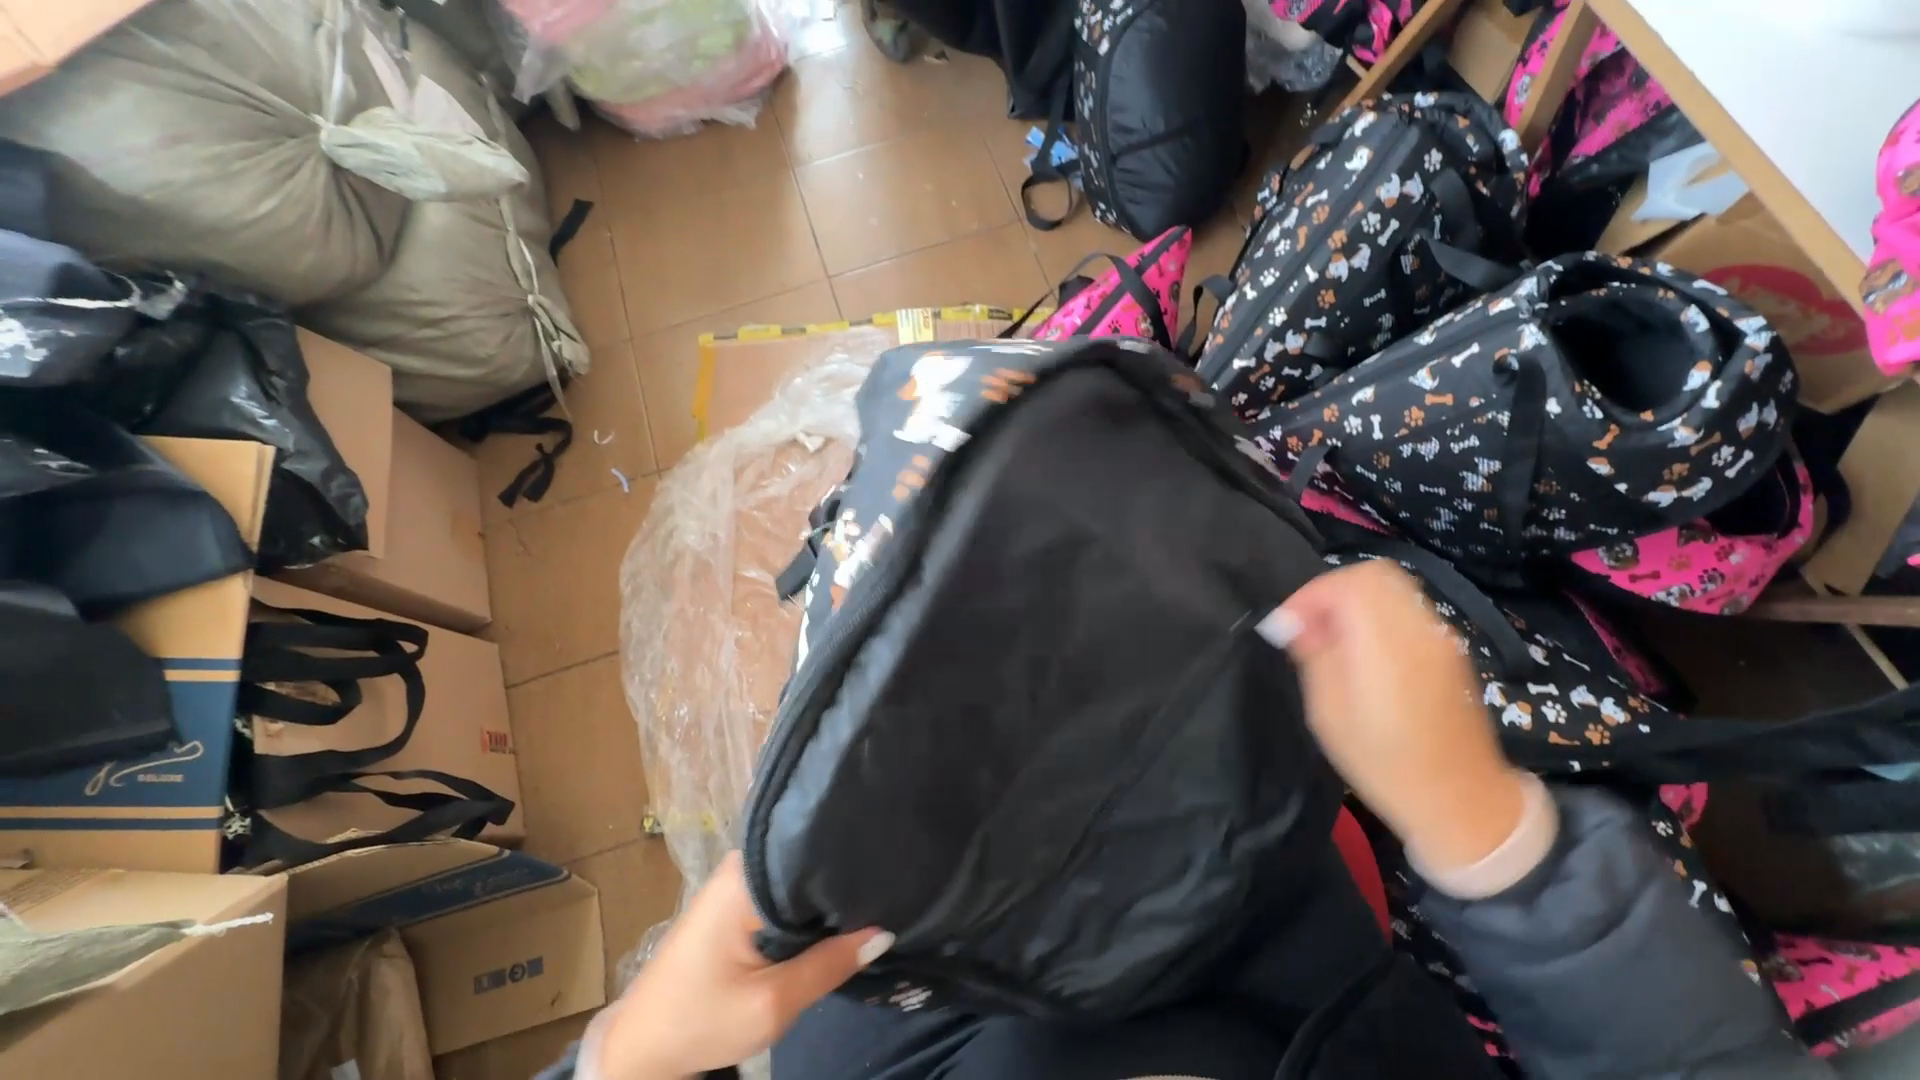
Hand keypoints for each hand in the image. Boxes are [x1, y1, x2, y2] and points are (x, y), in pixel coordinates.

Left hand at [595, 851, 891, 1079]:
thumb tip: (884, 933)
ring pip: (798, 884)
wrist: (641, 1049)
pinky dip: (807, 913)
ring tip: (875, 906)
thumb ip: (828, 965)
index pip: (813, 853)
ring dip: (826, 902)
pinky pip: (784, 898)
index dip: (853, 867)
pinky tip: (837, 922)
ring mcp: (737, 883)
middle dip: (843, 885)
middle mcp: (741, 865)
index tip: (893, 876)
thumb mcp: (771, 1003)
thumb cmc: (700, 1020)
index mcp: (745, 875)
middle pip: (807, 865)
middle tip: (891, 895)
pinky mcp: (736, 904)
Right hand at [1261, 560, 1529, 875]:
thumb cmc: (1383, 761)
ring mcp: (1440, 640)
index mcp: (1386, 642)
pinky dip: (1379, 618)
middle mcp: (1418, 630)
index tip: (1289, 626)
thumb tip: (1296, 623)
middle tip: (1310, 627)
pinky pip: (1408, 613)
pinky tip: (1364, 656)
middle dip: (1334, 592)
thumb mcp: (1329, 712)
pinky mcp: (1449, 653)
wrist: (1460, 800)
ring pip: (1393, 591)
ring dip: (1356, 604)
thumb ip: (1313, 655)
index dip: (1311, 594)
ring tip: (1334, 643)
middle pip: (1375, 575)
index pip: (1349, 582)